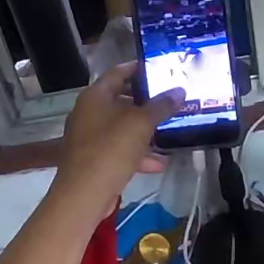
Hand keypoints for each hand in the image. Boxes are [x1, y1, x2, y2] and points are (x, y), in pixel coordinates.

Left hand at [53, 62, 184, 216]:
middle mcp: (89, 113)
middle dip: (147, 102)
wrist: (84, 195)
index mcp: (95, 97)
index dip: (138, 68)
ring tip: (170, 131)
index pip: (118, 72)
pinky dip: (138, 154)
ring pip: (122, 127)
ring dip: (145, 130)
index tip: (160, 68)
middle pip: (121, 100)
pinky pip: (120, 150)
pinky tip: (159, 163)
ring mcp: (90, 138)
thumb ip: (161, 106)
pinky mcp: (94, 160)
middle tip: (171, 99)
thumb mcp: (141, 124)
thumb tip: (179, 90)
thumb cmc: (110, 150)